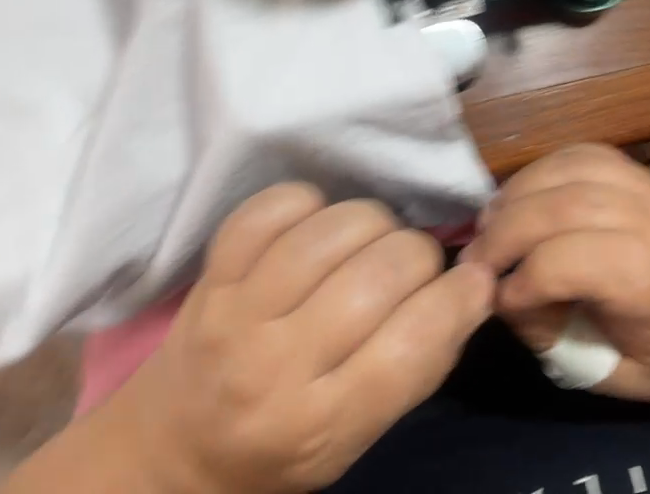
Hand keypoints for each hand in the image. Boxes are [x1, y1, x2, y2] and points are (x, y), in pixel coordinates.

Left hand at [89, 183, 494, 493]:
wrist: (174, 446)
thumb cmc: (280, 449)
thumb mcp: (356, 438)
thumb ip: (414, 368)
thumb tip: (471, 288)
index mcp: (320, 424)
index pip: (410, 348)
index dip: (459, 300)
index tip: (475, 281)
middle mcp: (274, 367)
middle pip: (377, 277)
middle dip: (418, 256)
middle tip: (416, 265)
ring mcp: (236, 312)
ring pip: (331, 232)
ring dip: (374, 222)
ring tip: (374, 239)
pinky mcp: (212, 272)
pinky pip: (272, 208)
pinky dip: (312, 201)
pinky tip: (320, 222)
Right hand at [460, 144, 649, 404]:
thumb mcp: (605, 375)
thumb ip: (550, 335)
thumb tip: (499, 292)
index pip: (590, 262)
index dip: (533, 277)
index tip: (499, 299)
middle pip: (574, 206)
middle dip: (510, 230)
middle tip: (475, 259)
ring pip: (574, 169)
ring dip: (518, 193)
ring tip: (489, 225)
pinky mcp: (639, 170)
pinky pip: (580, 153)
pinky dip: (539, 171)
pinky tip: (518, 198)